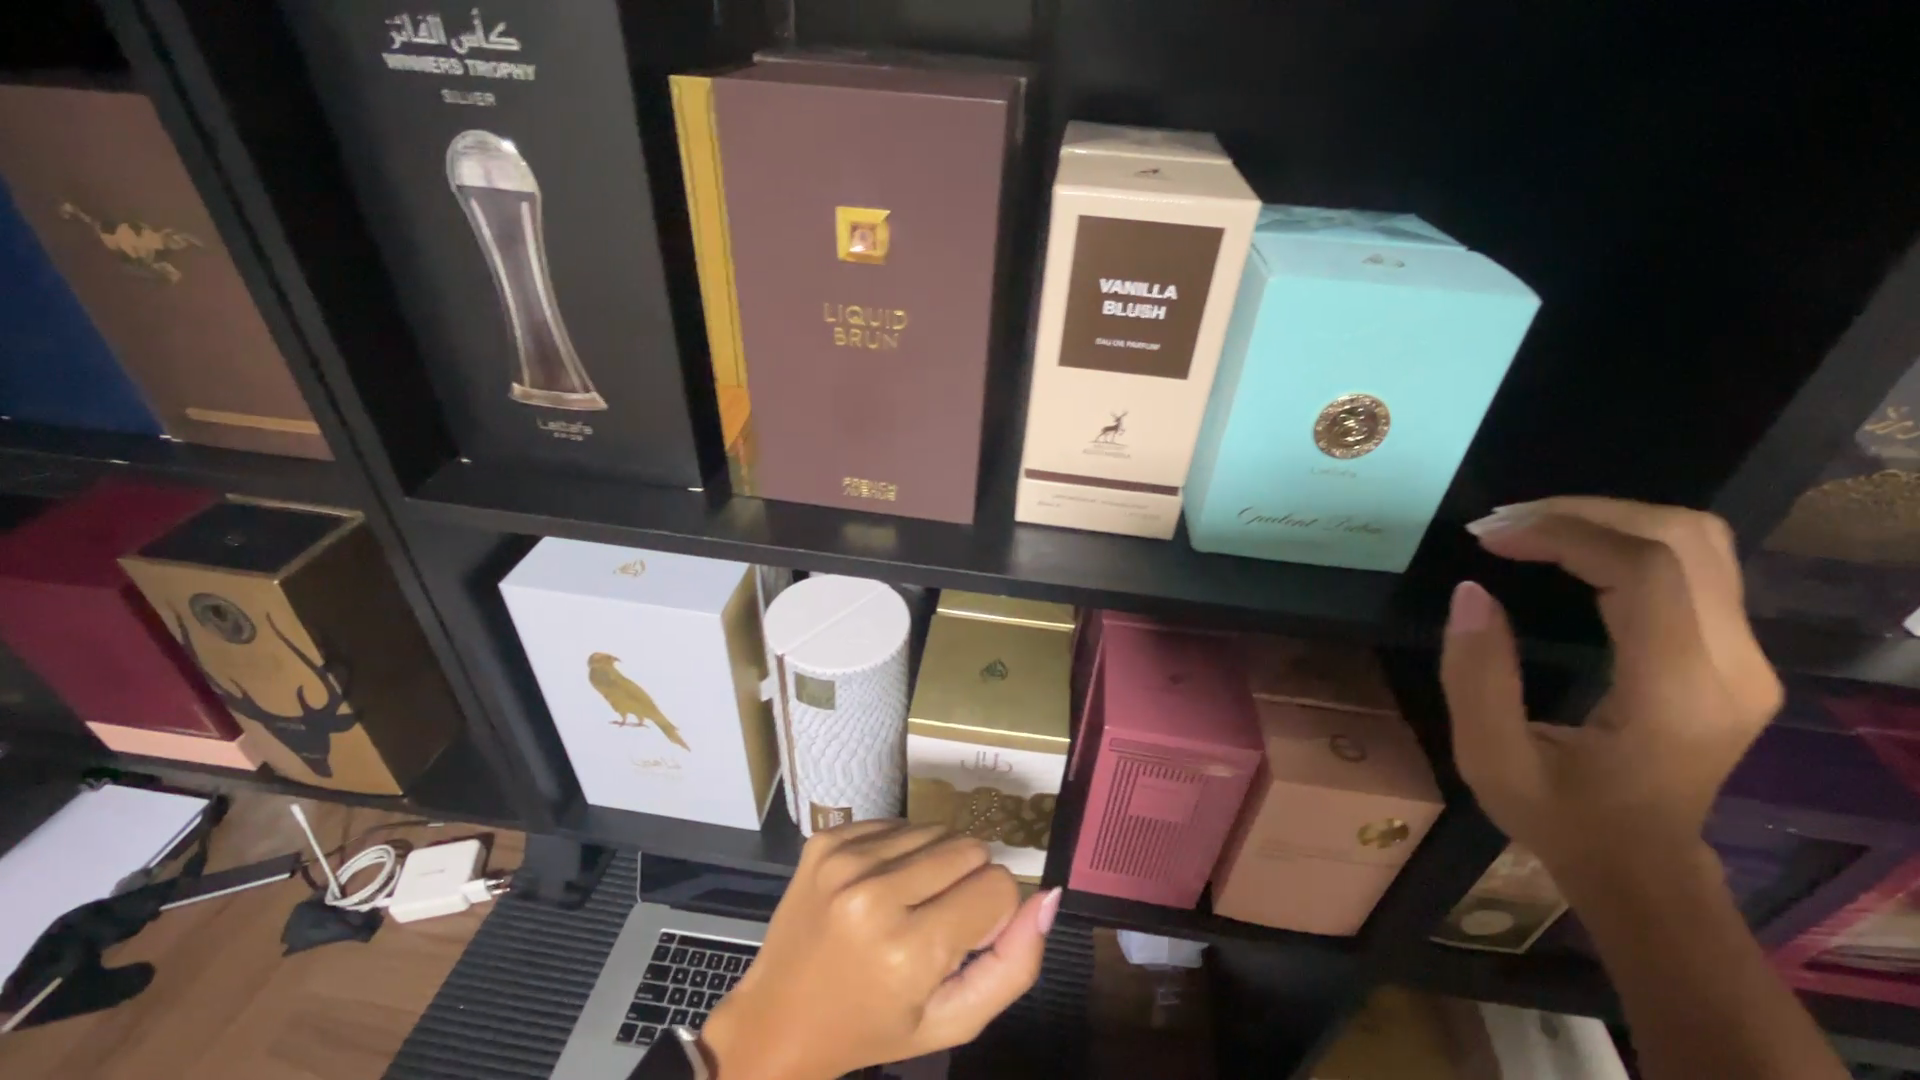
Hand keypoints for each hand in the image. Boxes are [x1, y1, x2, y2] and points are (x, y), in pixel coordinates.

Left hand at [701, 820, 1059, 1079]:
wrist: (780, 1019)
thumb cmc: (875, 1027)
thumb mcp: (954, 1019)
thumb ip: (1015, 965)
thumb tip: (1048, 895)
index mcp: (909, 950)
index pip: (998, 888)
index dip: (992, 916)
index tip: (962, 943)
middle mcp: (874, 894)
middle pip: (970, 848)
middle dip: (968, 882)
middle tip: (938, 921)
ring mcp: (843, 860)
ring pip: (936, 830)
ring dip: (936, 863)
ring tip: (908, 904)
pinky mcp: (825, 839)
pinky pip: (897, 822)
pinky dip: (902, 850)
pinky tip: (881, 886)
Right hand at [1440, 497, 1782, 887]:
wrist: (1641, 867)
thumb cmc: (1562, 820)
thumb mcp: (1491, 760)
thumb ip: (1476, 676)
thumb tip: (1470, 591)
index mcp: (1677, 693)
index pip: (1645, 571)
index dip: (1564, 533)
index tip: (1488, 538)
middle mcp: (1734, 666)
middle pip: (1684, 537)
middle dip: (1584, 513)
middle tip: (1502, 526)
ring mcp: (1748, 658)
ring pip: (1699, 540)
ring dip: (1609, 519)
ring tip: (1530, 528)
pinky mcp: (1738, 653)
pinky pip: (1695, 564)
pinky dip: (1628, 539)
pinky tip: (1569, 551)